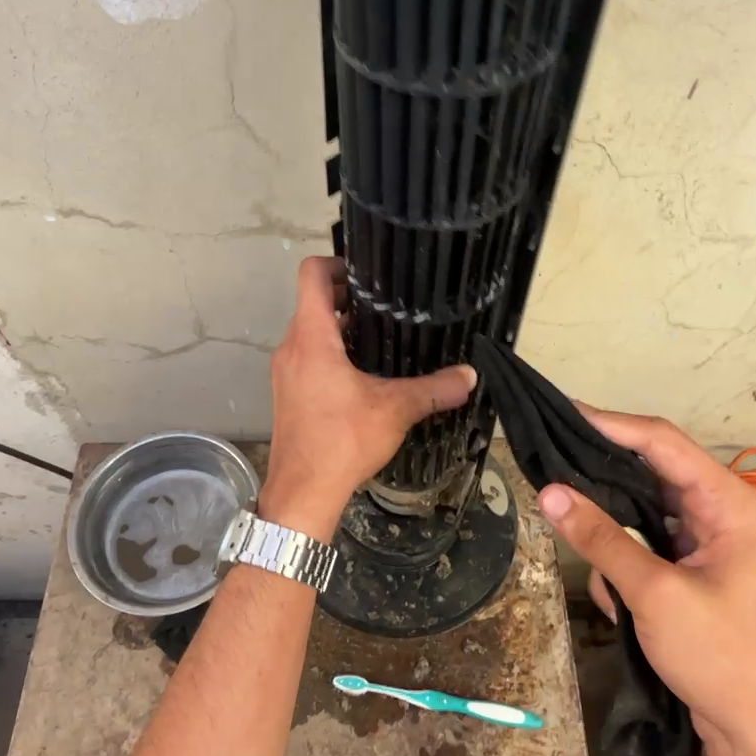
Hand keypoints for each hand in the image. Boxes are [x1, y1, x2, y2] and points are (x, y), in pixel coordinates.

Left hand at [262, 257, 477, 539]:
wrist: (303, 492)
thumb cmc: (342, 441)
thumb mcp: (394, 410)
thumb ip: (434, 388)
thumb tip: (470, 376)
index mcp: (312, 337)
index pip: (312, 275)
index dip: (338, 263)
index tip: (369, 272)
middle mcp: (291, 347)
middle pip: (313, 302)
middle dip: (349, 298)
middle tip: (387, 304)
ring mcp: (286, 371)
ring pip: (310, 332)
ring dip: (340, 328)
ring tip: (381, 336)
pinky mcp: (288, 393)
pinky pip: (308, 357)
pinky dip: (331, 353)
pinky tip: (364, 373)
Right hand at [536, 407, 755, 754]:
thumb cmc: (723, 655)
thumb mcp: (654, 593)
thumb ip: (601, 539)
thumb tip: (547, 492)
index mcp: (727, 502)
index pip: (661, 441)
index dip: (609, 423)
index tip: (559, 412)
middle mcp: (718, 512)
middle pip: (647, 473)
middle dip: (602, 483)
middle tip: (550, 475)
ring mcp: (705, 543)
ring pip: (638, 516)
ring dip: (612, 543)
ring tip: (603, 579)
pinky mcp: (691, 571)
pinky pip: (641, 550)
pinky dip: (622, 573)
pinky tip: (623, 611)